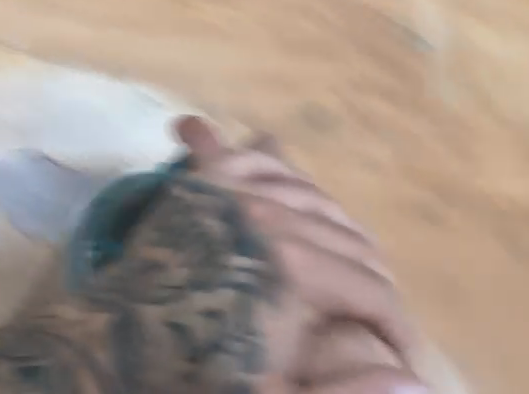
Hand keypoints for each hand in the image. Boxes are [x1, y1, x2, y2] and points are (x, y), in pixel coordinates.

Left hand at [177, 118, 431, 393]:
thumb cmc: (193, 375)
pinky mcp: (195, 183)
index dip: (396, 329)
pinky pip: (249, 158)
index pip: (371, 289)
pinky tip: (277, 161)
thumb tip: (417, 383)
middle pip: (345, 237)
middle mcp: (264, 215)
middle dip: (370, 278)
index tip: (401, 359)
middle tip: (374, 317)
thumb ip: (344, 393)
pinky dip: (272, 162)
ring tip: (348, 263)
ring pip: (307, 192)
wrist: (111, 348)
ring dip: (335, 224)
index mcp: (289, 268)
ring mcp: (227, 192)